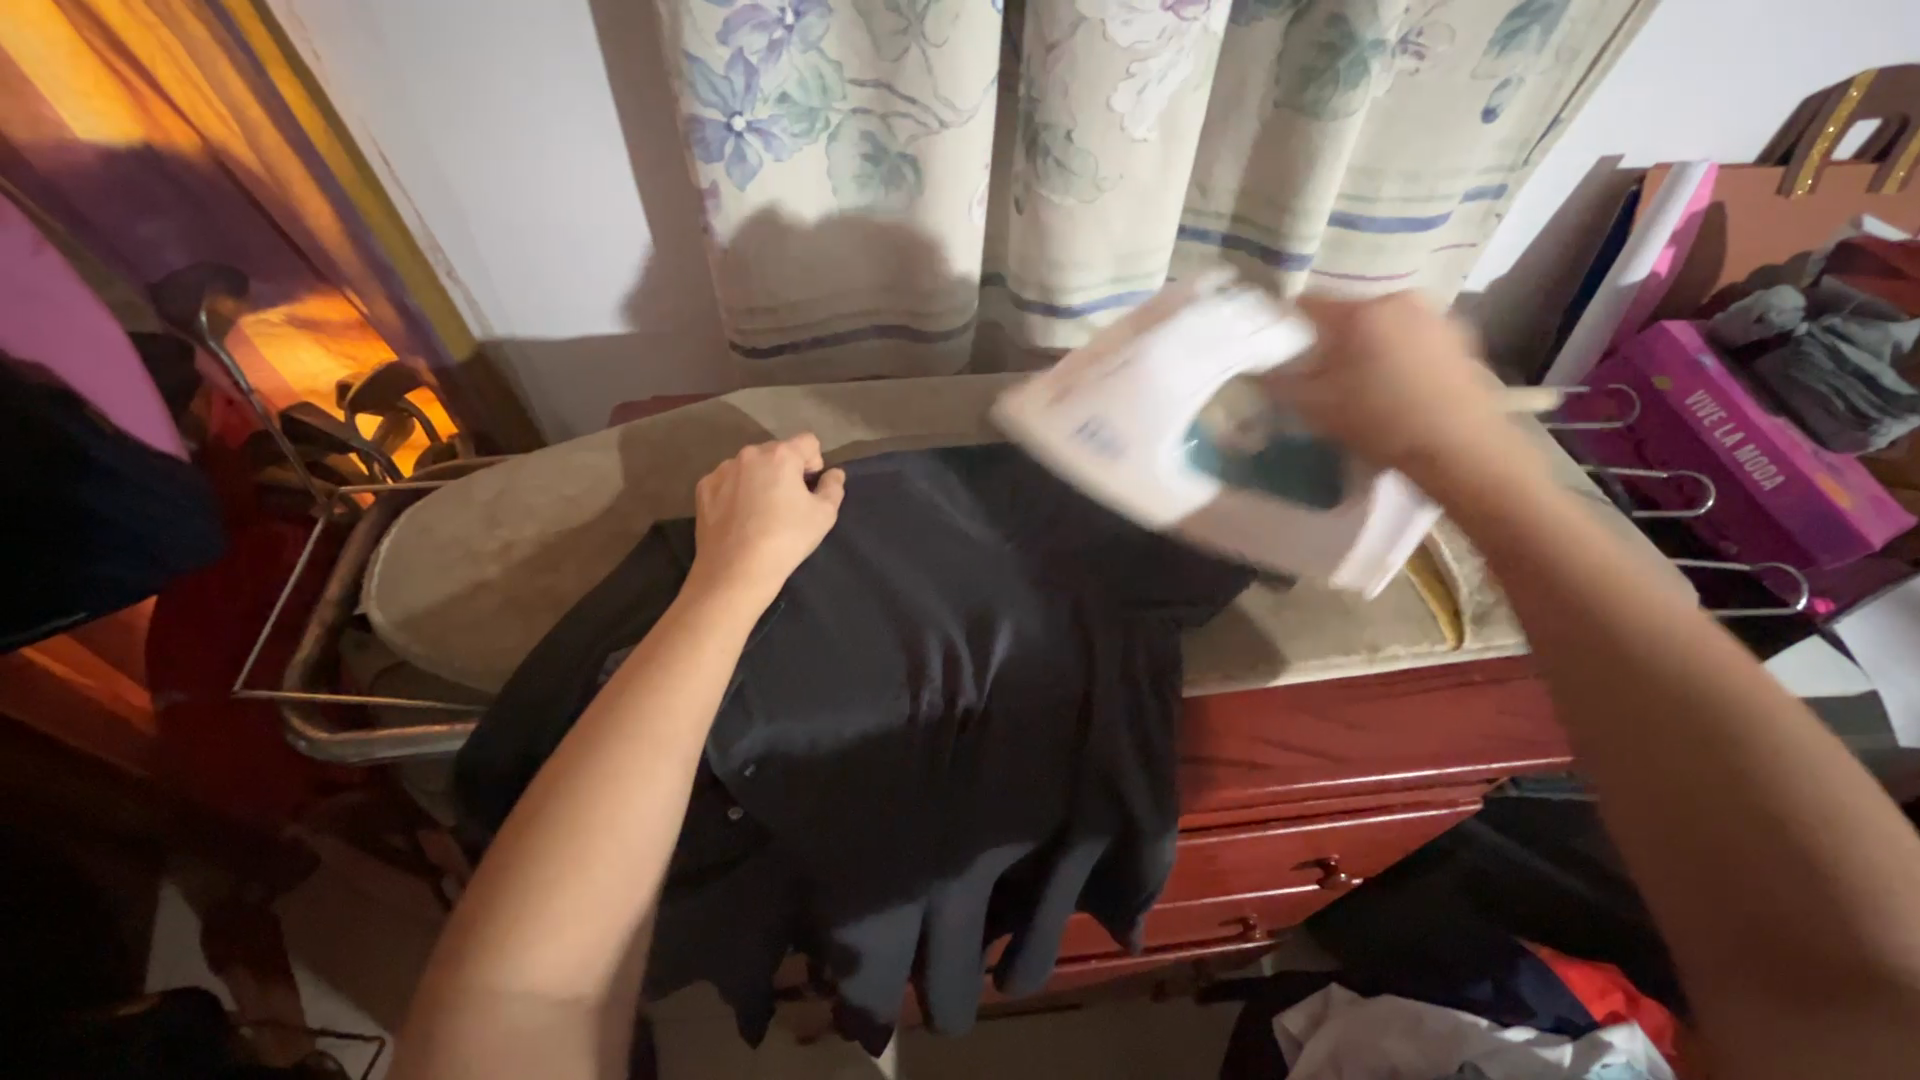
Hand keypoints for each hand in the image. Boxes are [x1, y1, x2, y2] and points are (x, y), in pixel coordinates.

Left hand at [685, 434, 844, 609]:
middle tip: (787, 504)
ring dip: (759, 480)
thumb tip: (834, 473)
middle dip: (785, 470)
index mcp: (781, 455)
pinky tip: (738, 518)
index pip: (808, 442)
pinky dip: (735, 493)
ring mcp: (722, 470)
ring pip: (750, 467)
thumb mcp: (824, 515)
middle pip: (776, 452)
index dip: (815, 463)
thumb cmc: (787, 539)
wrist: (736, 570)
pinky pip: (727, 482)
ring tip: (759, 513)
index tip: (810, 489)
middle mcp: (749, 454)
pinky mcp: (703, 488)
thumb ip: (833, 487)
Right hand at [1265, 292, 1537, 489]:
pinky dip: (1400, 353)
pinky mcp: (1462, 335)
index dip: (1286, 326)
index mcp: (1359, 311)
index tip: (1280, 351)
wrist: (1460, 446)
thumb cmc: (1379, 422)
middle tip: (1323, 374)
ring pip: (1383, 324)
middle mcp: (1398, 299)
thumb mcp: (1314, 408)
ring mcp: (1436, 314)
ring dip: (1368, 345)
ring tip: (1363, 383)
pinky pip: (1414, 336)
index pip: (1305, 303)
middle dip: (1332, 339)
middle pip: (1348, 313)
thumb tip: (1258, 369)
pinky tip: (1399, 387)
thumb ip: (1277, 382)